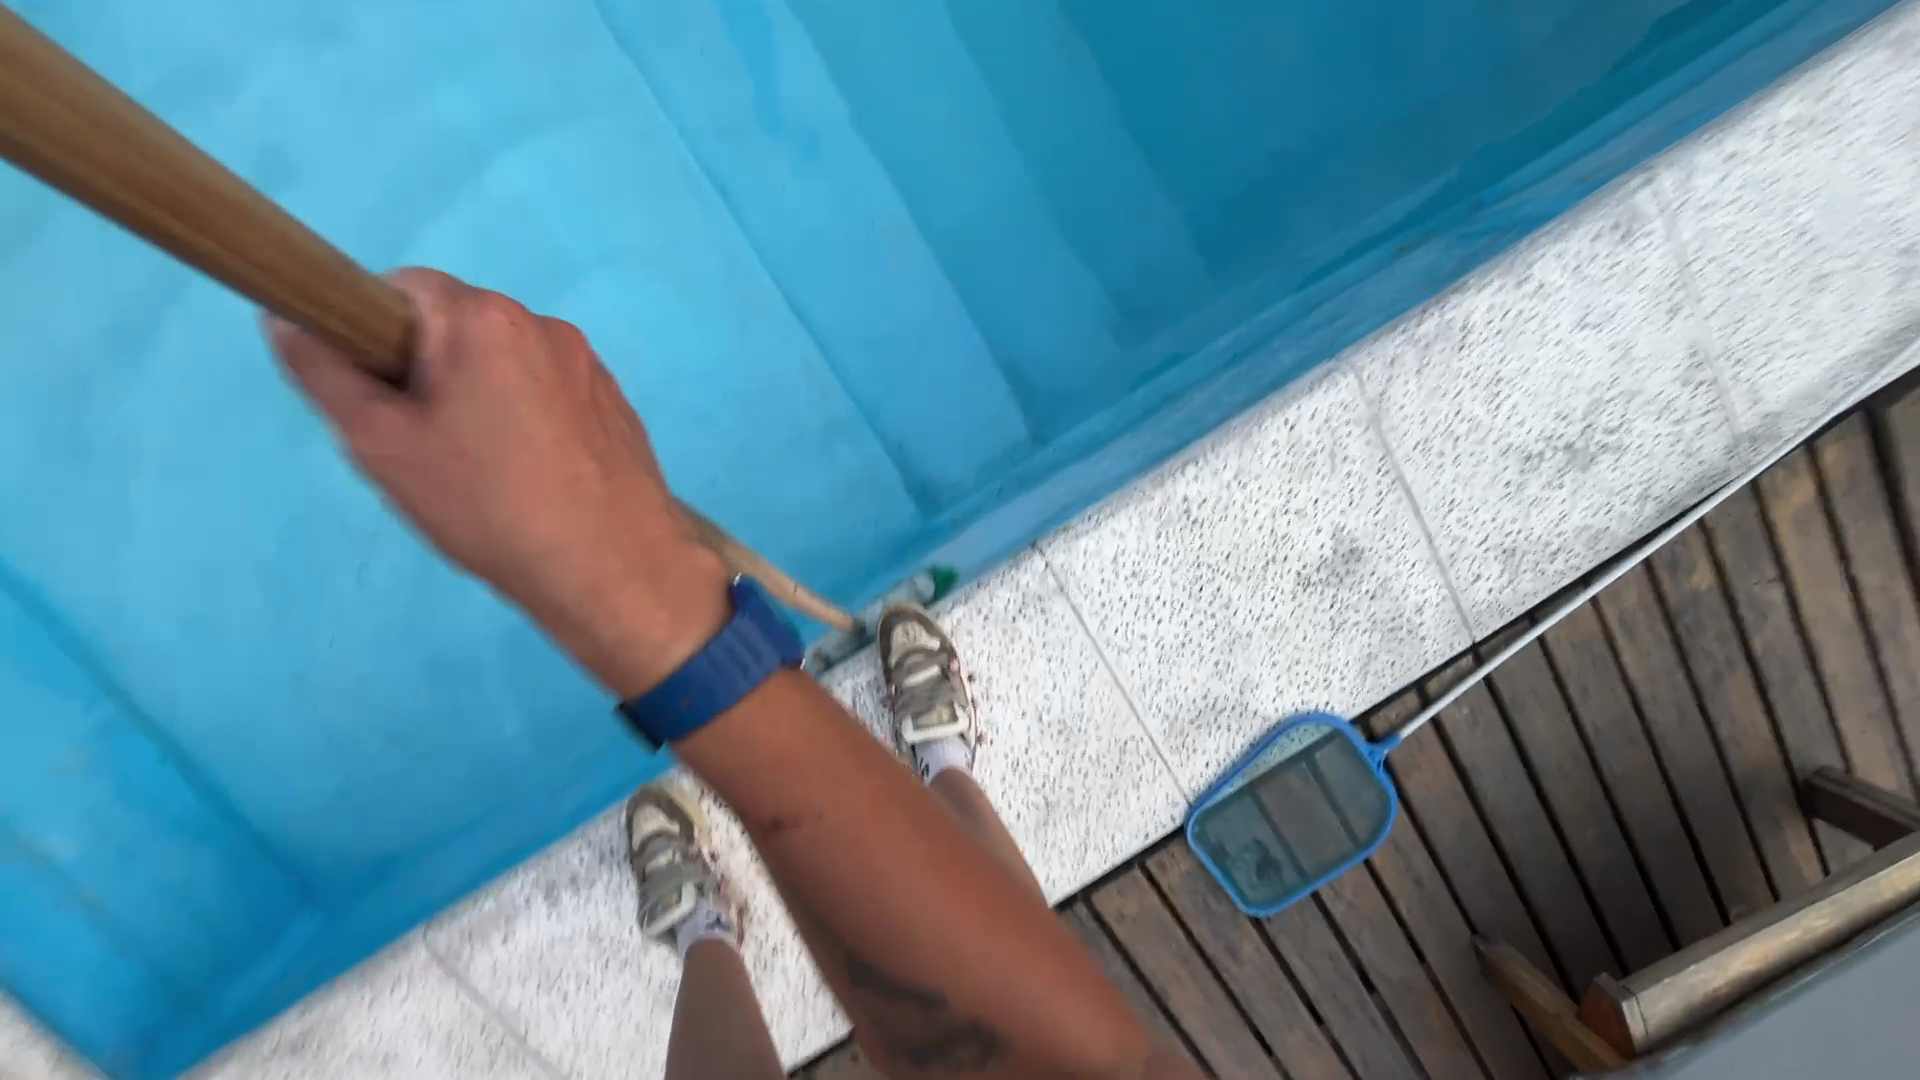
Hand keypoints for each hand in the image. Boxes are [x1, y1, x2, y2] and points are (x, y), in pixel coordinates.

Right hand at [266, 268, 729, 696]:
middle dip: (432, 371)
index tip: (379, 396)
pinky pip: (555, 395)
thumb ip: (325, 372)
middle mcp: (549, 328)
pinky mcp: (619, 407)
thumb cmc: (488, 504)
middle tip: (428, 444)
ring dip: (485, 397)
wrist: (614, 566)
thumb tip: (289, 318)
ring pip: (511, 365)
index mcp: (486, 318)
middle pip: (463, 328)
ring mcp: (593, 368)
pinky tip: (536, 476)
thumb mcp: (382, 444)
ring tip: (487, 469)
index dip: (373, 335)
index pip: (403, 289)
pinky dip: (533, 420)